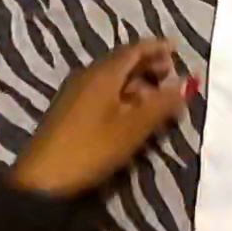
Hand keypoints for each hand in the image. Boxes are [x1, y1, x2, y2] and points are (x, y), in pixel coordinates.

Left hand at [10, 39, 192, 196]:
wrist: (40, 183)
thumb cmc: (92, 148)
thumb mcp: (134, 127)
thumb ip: (164, 103)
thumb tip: (191, 82)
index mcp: (104, 73)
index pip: (135, 49)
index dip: (158, 47)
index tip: (177, 48)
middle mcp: (88, 76)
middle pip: (124, 62)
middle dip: (150, 65)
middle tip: (171, 75)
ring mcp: (76, 93)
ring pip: (114, 79)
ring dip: (138, 83)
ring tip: (158, 100)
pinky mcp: (70, 111)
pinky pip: (103, 92)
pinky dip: (124, 95)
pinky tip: (133, 113)